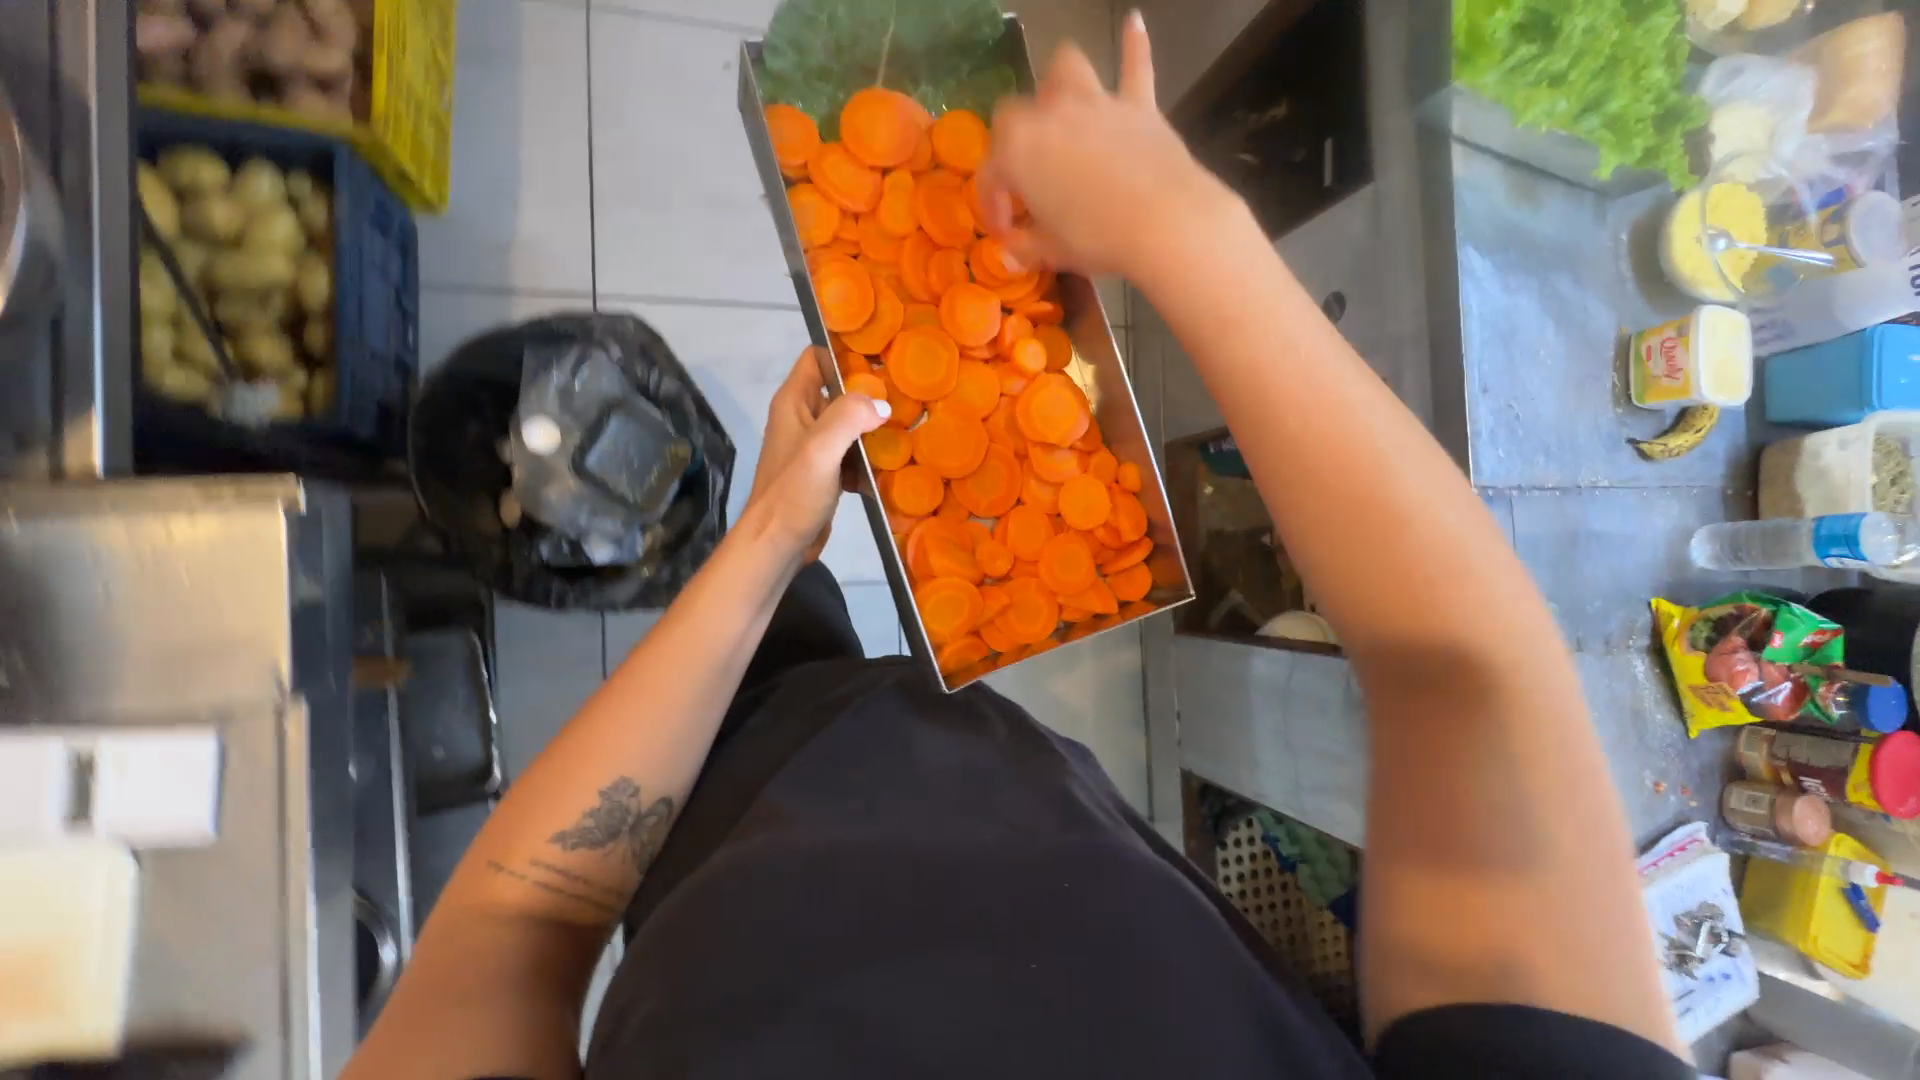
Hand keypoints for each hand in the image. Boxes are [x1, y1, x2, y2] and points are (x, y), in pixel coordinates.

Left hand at [741, 347, 889, 563]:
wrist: (777, 545)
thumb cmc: (792, 493)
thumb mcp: (820, 449)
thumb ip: (849, 418)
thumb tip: (882, 405)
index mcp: (794, 402)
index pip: (817, 357)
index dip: (844, 354)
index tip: (881, 361)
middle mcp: (802, 419)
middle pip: (840, 392)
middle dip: (870, 395)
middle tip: (906, 398)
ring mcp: (814, 448)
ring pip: (851, 426)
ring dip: (875, 431)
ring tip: (908, 431)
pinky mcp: (826, 474)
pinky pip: (853, 457)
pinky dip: (870, 462)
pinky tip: (891, 470)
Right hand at [974, 13, 1242, 279]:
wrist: (1165, 222)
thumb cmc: (1097, 239)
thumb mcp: (1052, 252)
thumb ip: (1026, 248)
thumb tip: (1009, 254)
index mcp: (1017, 153)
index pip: (990, 177)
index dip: (992, 206)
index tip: (1005, 233)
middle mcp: (1049, 117)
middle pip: (1015, 114)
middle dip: (1012, 141)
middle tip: (1026, 177)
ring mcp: (1095, 104)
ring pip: (1065, 71)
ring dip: (1056, 83)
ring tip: (1058, 102)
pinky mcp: (1138, 105)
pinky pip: (1135, 64)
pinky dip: (1133, 45)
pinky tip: (1134, 23)